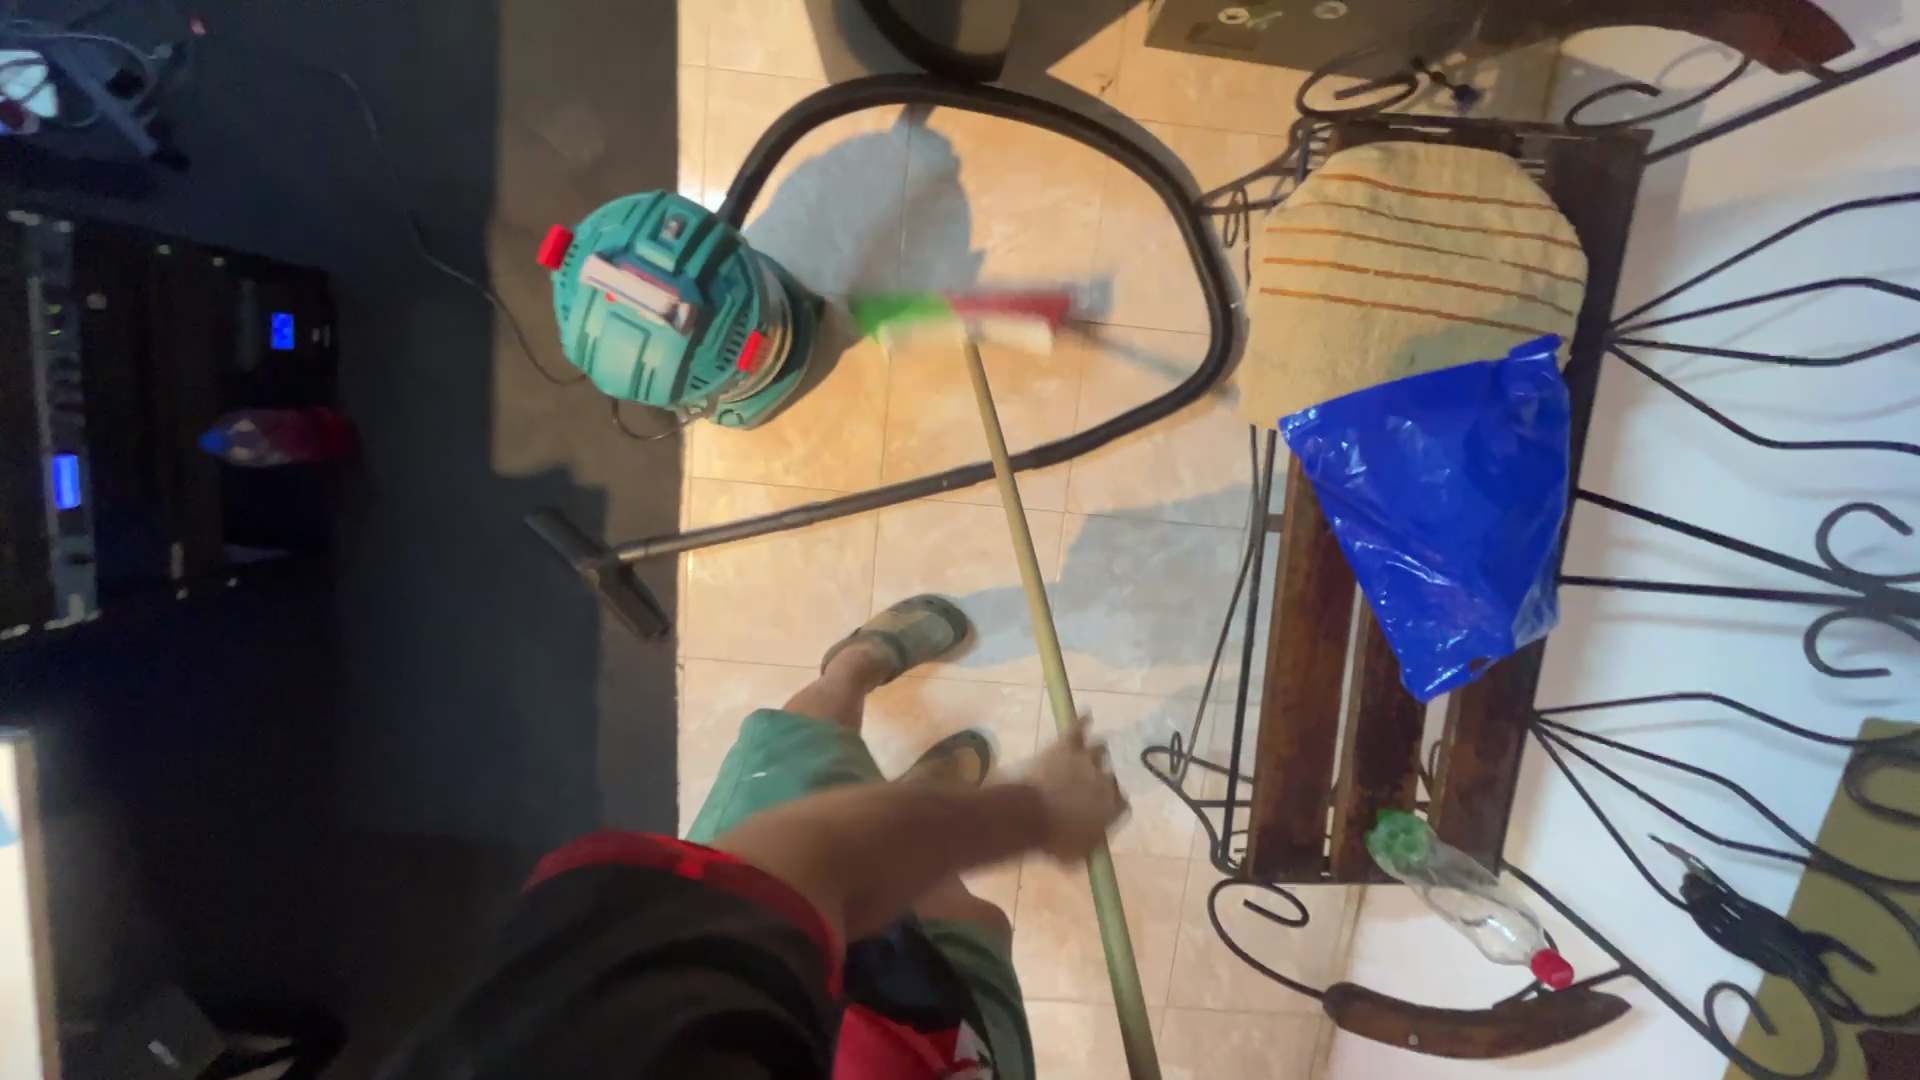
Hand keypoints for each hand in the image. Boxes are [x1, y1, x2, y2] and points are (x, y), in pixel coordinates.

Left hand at [1027, 715, 1127, 862]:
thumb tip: (1093, 842)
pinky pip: (1079, 728)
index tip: (1104, 805)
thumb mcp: (1077, 854)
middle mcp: (1106, 782)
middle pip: (1111, 774)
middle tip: (1095, 777)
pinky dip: (1083, 720)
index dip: (1112, 803)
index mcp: (1113, 809)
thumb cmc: (1053, 840)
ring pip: (1099, 749)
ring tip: (1099, 745)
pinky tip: (1087, 714)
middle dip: (1104, 776)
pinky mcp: (1068, 746)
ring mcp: (1087, 761)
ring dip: (1098, 749)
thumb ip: (1090, 844)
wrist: (1030, 815)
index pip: (1122, 803)